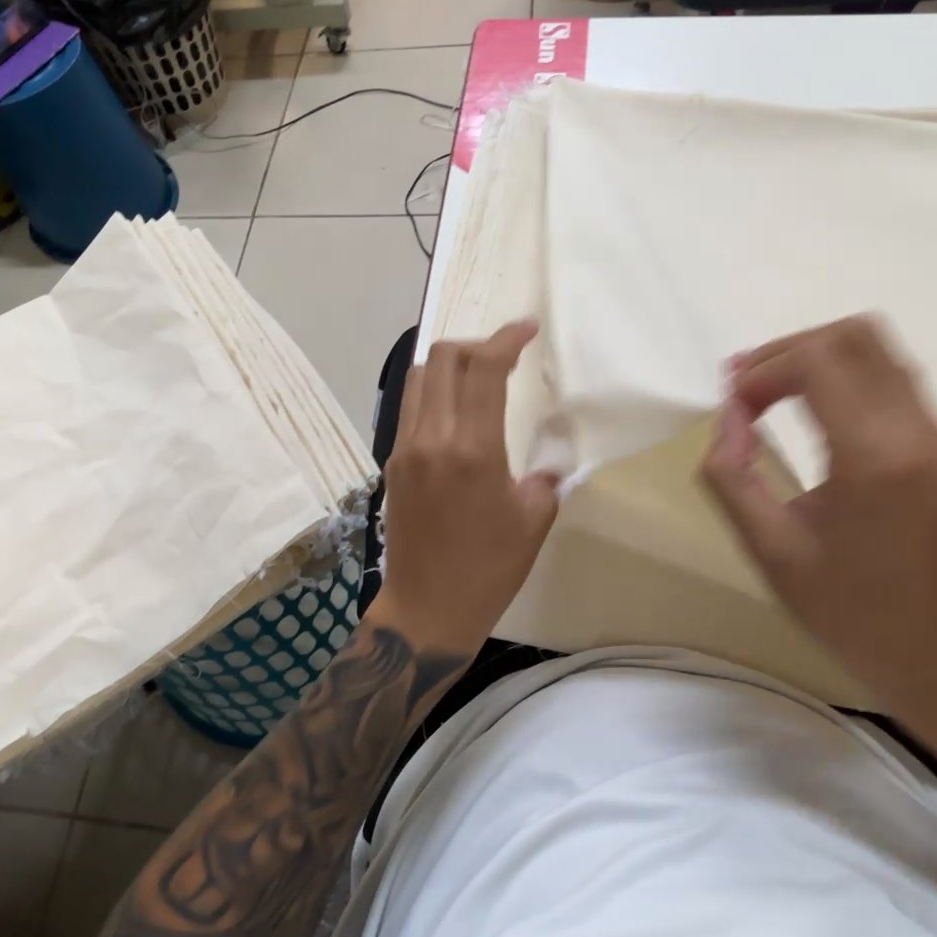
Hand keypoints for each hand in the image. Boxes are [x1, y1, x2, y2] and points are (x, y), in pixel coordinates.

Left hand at [379, 321, 559, 651]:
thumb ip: (544, 475)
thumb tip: (544, 458)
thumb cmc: (489, 569)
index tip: (527, 329)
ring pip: (417, 378)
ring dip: (448, 366)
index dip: (507, 338)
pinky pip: (410, 409)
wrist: (427, 608)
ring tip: (477, 380)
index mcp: (472, 450)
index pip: (484, 369)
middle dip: (476, 345)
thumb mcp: (534, 520)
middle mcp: (431, 439)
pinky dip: (432, 394)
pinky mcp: (392, 463)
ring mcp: (405, 449)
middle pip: (441, 358)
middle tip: (503, 357)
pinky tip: (455, 415)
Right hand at [699, 316, 936, 718]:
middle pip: (853, 336)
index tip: (732, 410)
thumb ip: (731, 476)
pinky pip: (893, 379)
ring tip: (769, 392)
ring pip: (878, 348)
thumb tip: (728, 421)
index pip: (816, 361)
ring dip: (816, 357)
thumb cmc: (847, 609)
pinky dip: (844, 377)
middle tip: (744, 388)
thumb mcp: (768, 550)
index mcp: (874, 457)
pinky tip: (811, 413)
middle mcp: (917, 431)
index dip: (762, 371)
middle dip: (787, 350)